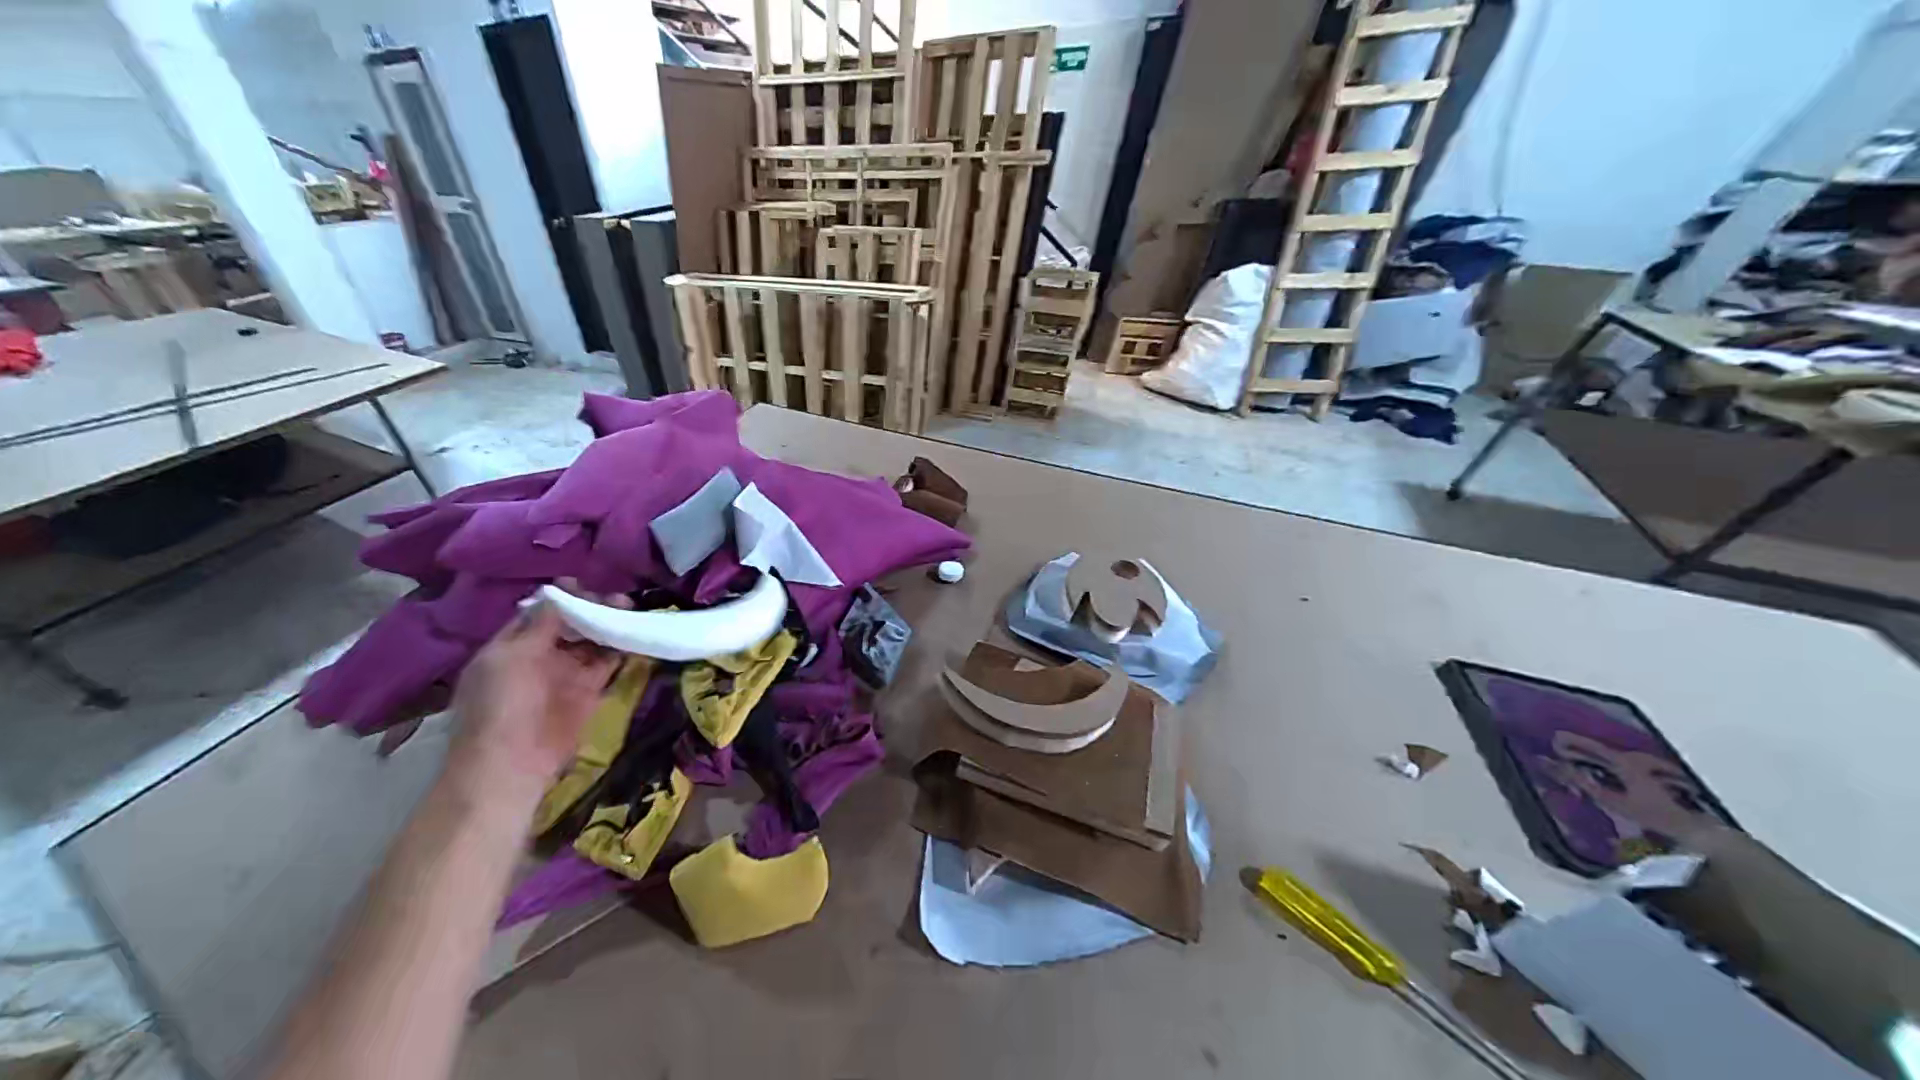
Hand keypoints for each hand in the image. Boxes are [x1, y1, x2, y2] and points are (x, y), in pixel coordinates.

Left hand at [442, 598, 621, 807]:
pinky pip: (608, 663)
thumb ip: (539, 626)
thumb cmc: (501, 706)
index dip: (564, 597)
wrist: (512, 763)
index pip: (542, 612)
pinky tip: (636, 634)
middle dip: (594, 608)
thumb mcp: (511, 657)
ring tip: (631, 612)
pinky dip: (622, 649)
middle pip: (572, 623)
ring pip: (593, 640)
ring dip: (610, 625)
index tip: (585, 586)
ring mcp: (565, 673)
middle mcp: (540, 655)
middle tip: (618, 600)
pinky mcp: (588, 691)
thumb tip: (558, 594)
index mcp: (513, 645)